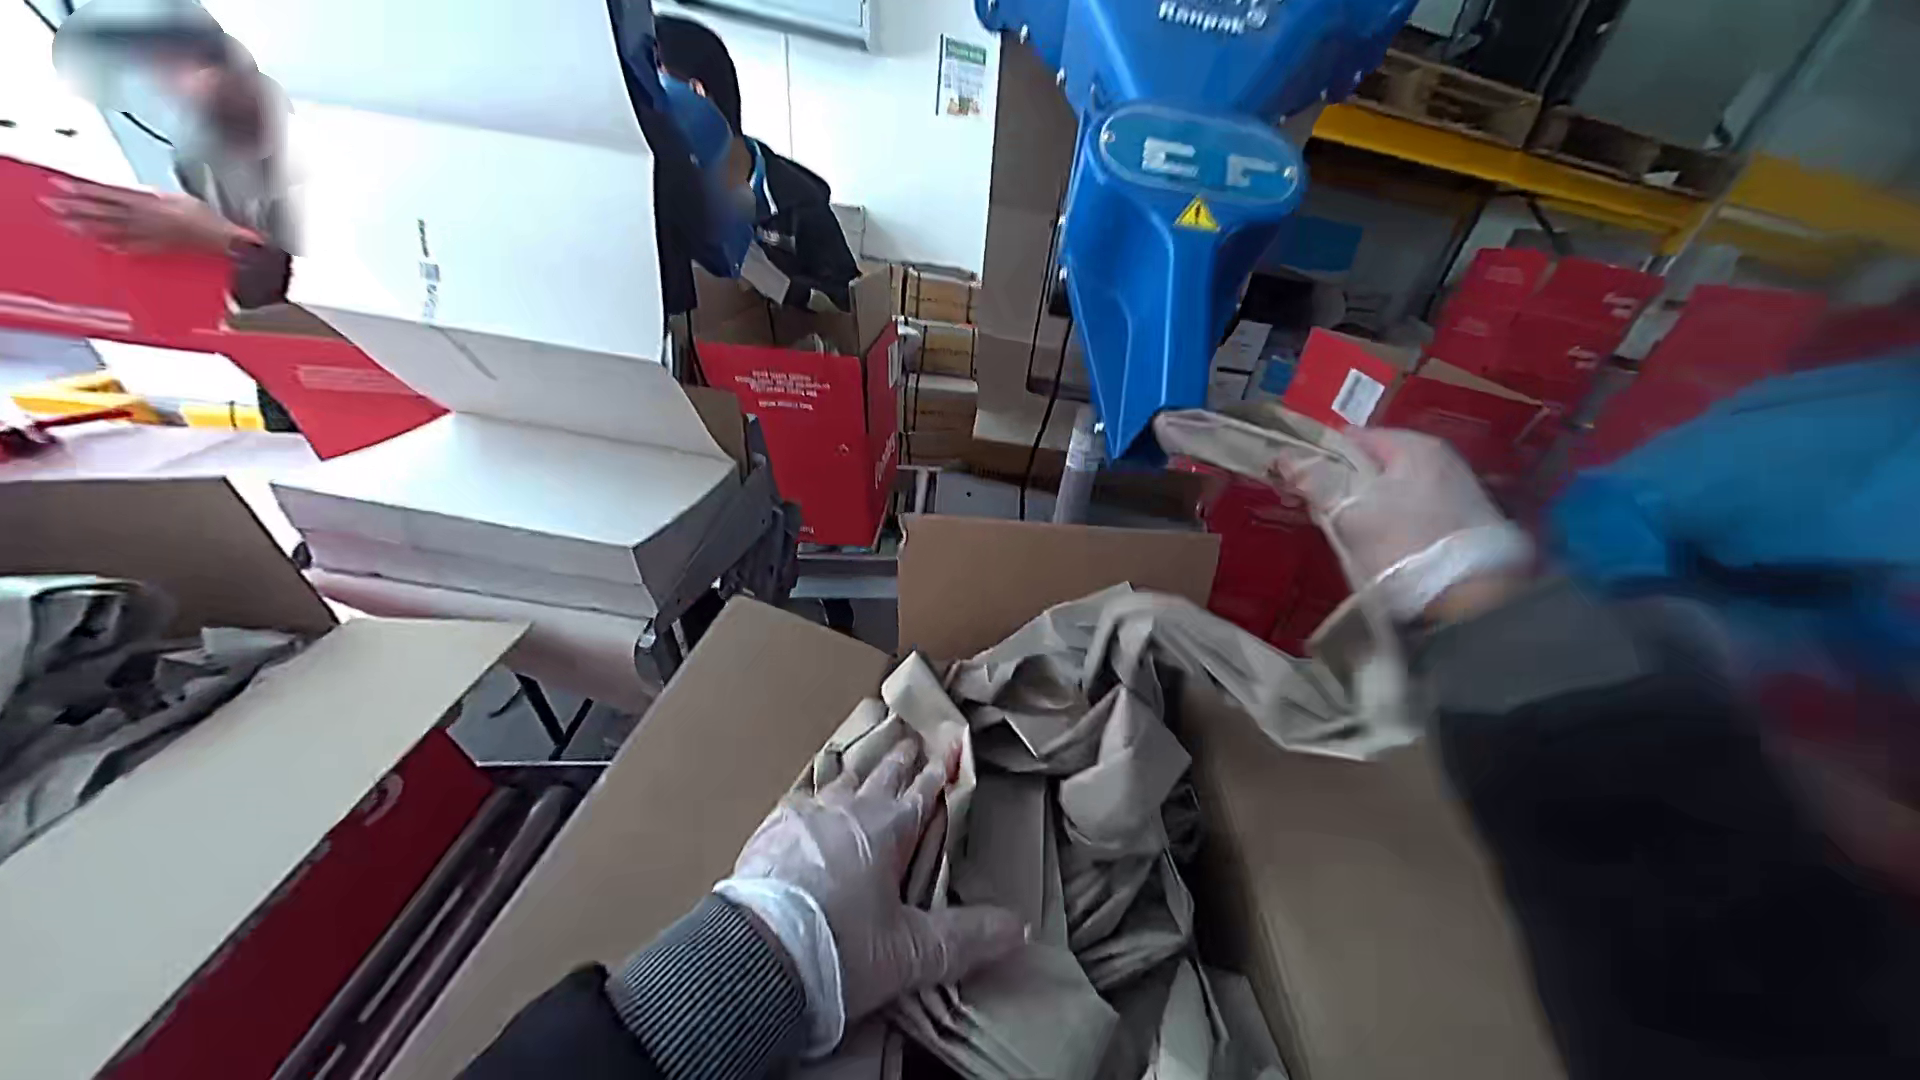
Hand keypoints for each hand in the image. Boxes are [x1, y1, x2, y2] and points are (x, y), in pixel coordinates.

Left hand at [43, 179, 241, 254]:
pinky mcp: (166, 248)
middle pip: (105, 212)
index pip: (109, 194)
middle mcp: (149, 220)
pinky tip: (108, 247)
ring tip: (68, 225)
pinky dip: (123, 247)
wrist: (234, 243)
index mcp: (152, 205)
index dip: (83, 189)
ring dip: (90, 227)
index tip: (58, 185)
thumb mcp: (185, 199)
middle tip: (51, 205)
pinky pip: (140, 248)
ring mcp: (157, 236)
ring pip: (116, 229)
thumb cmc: (214, 220)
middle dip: (77, 208)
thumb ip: (159, 195)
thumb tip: (142, 192)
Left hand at [729, 739, 1023, 1036]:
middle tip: (910, 738)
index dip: (942, 768)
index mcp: (889, 828)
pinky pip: (804, 797)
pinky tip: (810, 798)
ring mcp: (810, 813)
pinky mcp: (775, 826)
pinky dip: (816, 793)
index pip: (925, 790)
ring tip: (864, 758)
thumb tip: (1020, 926)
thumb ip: (966, 937)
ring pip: (842, 778)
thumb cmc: (839, 947)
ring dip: (859, 768)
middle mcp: (852, 809)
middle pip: (884, 774)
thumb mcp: (909, 951)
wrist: (753, 953)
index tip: (952, 741)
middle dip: (901, 758)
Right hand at [1302, 428, 1533, 621]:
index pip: (1350, 438)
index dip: (1316, 457)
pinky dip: (1382, 518)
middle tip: (1310, 509)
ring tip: (1337, 529)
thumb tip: (1285, 456)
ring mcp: (1453, 490)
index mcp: (1414, 446)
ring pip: (1386, 487)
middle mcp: (1439, 459)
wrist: (1469, 599)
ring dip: (1357, 503)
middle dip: (1335, 482)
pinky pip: (1405, 508)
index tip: (1294, 482)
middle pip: (1369, 463)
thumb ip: (1315, 478)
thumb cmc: (1402, 543)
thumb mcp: (1348, 508)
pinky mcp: (1460, 521)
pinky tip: (1371, 541)